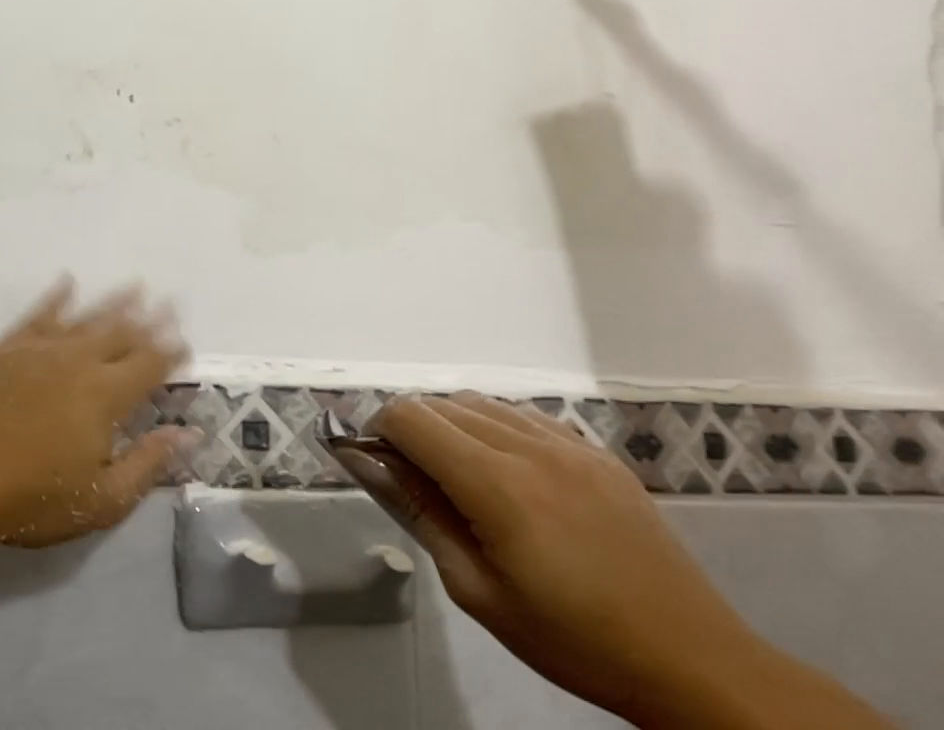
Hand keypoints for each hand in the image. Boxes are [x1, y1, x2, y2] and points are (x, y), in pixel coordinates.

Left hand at [0, 279, 200, 553]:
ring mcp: (36, 351)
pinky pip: (37, 314)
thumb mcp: (101, 500)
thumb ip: (148, 462)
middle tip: (167, 303)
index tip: (184, 343)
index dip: (171, 352)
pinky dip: (56, 297)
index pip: (149, 364)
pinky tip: (66, 283)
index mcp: (105, 396)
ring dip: (112, 302)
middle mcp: (75, 362)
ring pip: (84, 318)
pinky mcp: (3, 350)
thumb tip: (187, 433)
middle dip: (148, 318)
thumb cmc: (31, 500)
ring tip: (133, 286)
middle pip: (120, 333)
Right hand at [333, 393, 754, 722]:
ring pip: (483, 403)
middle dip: (411, 428)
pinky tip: (508, 472)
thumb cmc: (570, 638)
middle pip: (442, 403)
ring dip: (453, 424)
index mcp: (497, 484)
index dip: (379, 432)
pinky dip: (497, 427)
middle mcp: (532, 447)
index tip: (378, 467)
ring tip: (459, 477)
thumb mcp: (475, 590)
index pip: (410, 417)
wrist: (690, 660)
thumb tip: (371, 464)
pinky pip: (528, 417)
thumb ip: (419, 515)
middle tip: (413, 481)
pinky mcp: (600, 455)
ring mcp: (572, 446)